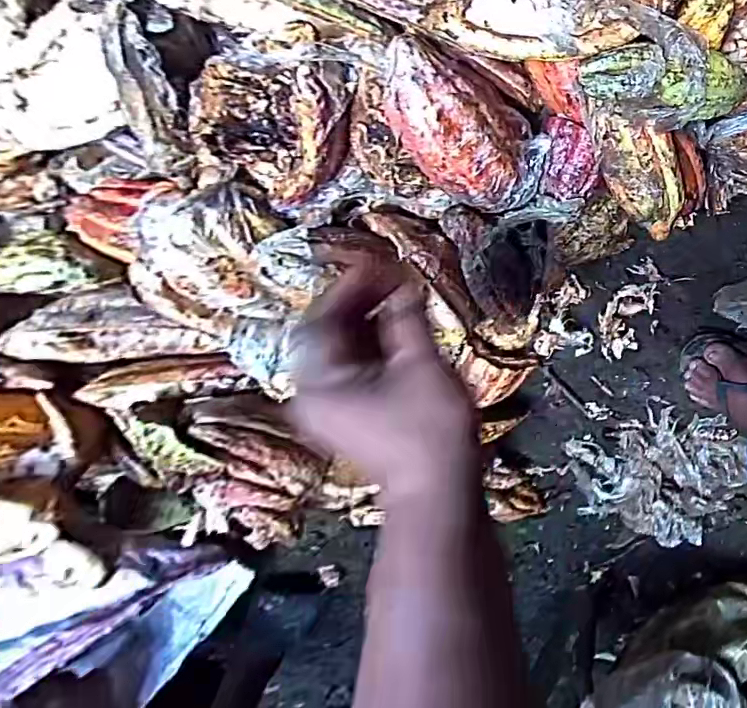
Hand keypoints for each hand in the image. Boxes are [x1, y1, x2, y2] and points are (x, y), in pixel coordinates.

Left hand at [291, 262, 479, 506]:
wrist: (435, 484)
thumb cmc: (428, 426)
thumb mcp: (421, 364)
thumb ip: (407, 320)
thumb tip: (404, 287)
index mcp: (319, 382)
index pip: (319, 321)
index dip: (348, 287)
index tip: (379, 263)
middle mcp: (311, 394)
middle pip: (324, 335)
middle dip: (358, 301)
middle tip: (393, 276)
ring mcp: (328, 408)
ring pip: (338, 350)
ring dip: (366, 320)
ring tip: (400, 295)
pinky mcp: (349, 414)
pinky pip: (350, 367)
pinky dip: (371, 343)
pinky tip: (399, 329)